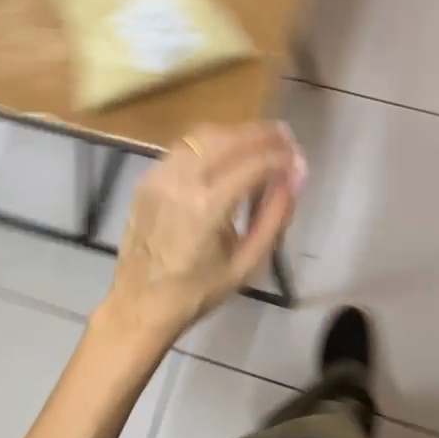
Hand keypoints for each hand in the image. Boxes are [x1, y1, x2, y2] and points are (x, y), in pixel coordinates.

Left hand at [100, 123, 304, 344]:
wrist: (139, 304)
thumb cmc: (197, 291)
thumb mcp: (247, 263)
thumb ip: (275, 217)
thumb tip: (295, 178)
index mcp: (207, 207)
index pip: (254, 165)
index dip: (281, 157)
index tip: (299, 159)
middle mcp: (181, 182)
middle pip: (227, 139)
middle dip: (260, 133)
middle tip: (285, 136)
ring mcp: (159, 176)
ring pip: (203, 136)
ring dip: (234, 132)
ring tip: (259, 138)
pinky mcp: (147, 178)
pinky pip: (183, 148)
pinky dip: (209, 143)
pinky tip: (225, 152)